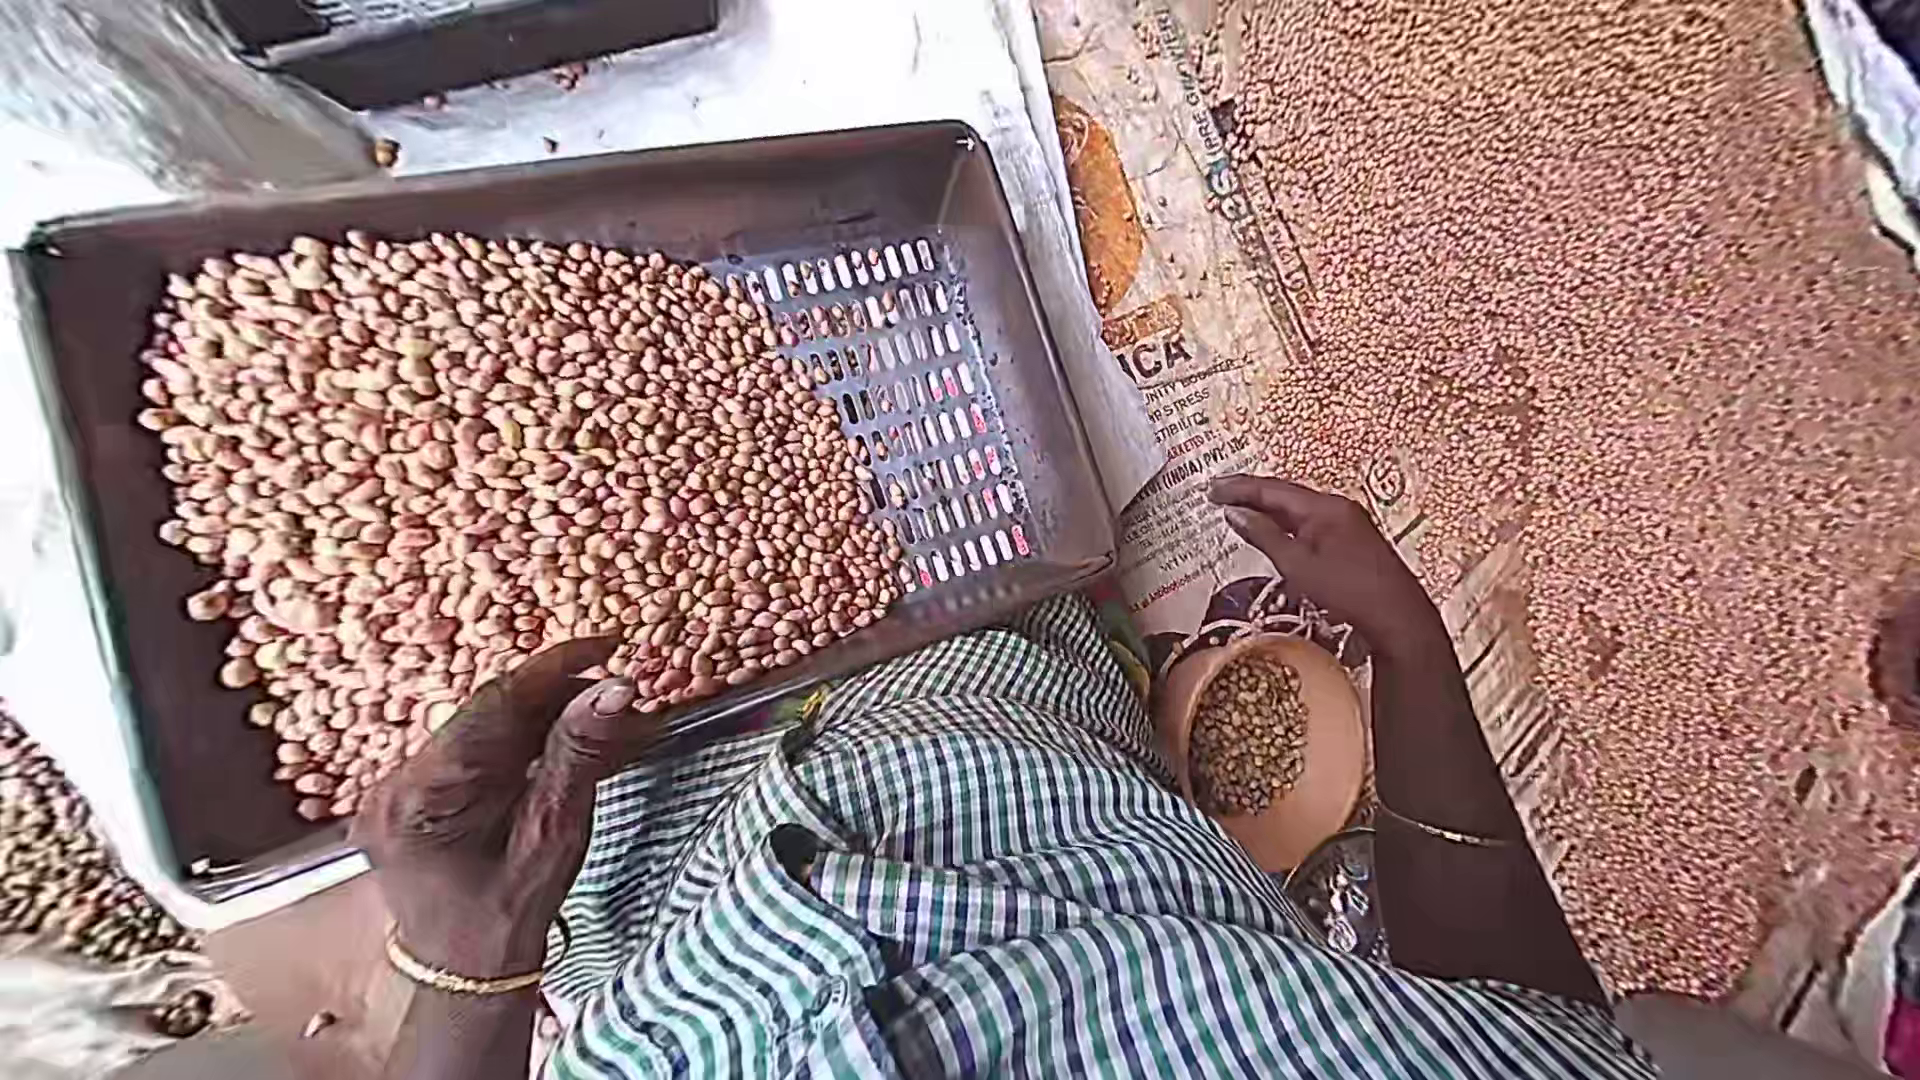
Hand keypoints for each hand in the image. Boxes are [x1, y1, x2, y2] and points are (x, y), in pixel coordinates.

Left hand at [351, 638, 652, 978]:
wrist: (468, 965)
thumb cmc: (511, 907)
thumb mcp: (555, 830)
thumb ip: (580, 752)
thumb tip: (618, 686)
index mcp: (422, 795)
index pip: (494, 705)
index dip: (555, 667)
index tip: (608, 645)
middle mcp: (401, 780)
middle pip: (495, 709)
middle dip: (566, 695)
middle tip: (623, 700)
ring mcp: (410, 783)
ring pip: (497, 722)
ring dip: (558, 715)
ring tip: (611, 727)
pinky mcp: (428, 786)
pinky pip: (492, 742)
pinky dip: (541, 736)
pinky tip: (578, 743)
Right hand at [1208, 474, 1445, 656]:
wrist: (1398, 618)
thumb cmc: (1345, 591)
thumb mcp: (1295, 564)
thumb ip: (1263, 534)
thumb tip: (1233, 512)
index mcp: (1323, 508)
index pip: (1271, 489)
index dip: (1238, 488)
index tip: (1210, 489)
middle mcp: (1336, 506)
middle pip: (1284, 493)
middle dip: (1248, 492)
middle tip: (1216, 494)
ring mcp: (1345, 520)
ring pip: (1296, 506)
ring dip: (1264, 506)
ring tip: (1234, 506)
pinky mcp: (1349, 536)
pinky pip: (1307, 519)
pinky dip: (1282, 519)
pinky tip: (1268, 525)